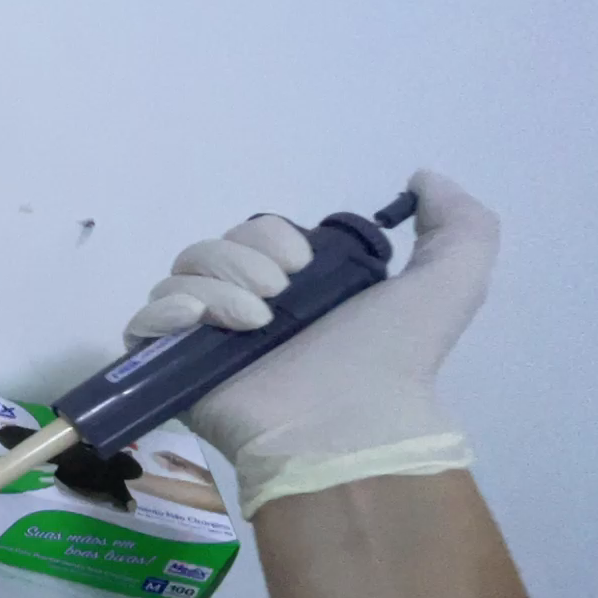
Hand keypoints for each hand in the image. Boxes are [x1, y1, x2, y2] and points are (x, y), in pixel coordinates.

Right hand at [124, 170, 498, 515]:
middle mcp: (234, 305)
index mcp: (285, 286)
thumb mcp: (449, 281)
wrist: (340, 421)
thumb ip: (457, 222)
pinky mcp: (163, 365)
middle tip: (276, 299)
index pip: (245, 235)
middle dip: (238, 264)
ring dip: (212, 292)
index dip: (267, 239)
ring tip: (250, 325)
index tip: (300, 268)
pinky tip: (195, 324)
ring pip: (173, 282)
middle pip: (203, 253)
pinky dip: (162, 314)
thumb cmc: (386, 356)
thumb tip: (422, 176)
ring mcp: (195, 337)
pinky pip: (140, 322)